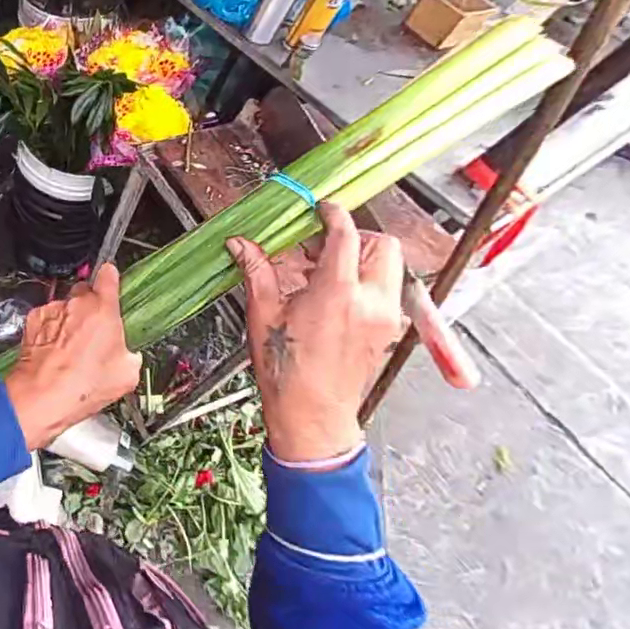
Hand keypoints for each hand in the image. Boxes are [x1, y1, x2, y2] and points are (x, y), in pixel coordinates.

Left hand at [4, 263, 141, 449]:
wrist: (42, 396)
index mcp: (104, 308)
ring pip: (65, 305)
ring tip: (71, 347)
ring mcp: (53, 310)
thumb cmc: (84, 385)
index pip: (109, 275)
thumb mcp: (126, 374)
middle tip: (94, 330)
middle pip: (85, 291)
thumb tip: (129, 357)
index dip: (110, 277)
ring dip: (69, 319)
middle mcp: (77, 303)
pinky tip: (54, 349)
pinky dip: (50, 328)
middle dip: (90, 305)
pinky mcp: (33, 321)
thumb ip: (130, 355)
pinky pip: (46, 317)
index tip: (111, 280)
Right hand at [227, 202, 405, 462]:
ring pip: (389, 265)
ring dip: (362, 257)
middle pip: (381, 244)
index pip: (347, 233)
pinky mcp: (388, 330)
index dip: (333, 214)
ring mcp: (385, 317)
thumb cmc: (288, 374)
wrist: (312, 418)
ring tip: (323, 271)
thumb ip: (257, 270)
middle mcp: (370, 302)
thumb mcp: (265, 315)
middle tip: (320, 245)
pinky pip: (386, 288)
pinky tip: (332, 293)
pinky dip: (365, 279)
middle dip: (353, 236)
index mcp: (337, 293)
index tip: (320, 210)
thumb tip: (241, 245)